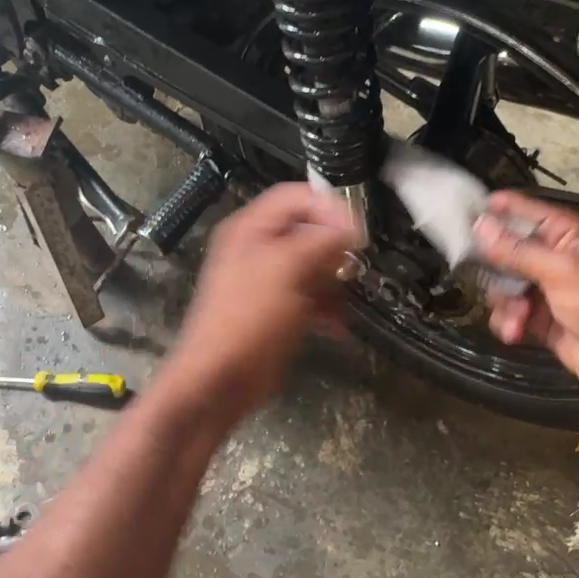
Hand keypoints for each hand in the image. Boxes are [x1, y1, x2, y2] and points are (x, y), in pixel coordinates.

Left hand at [162, 182, 357, 418]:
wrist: (220, 379)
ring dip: (333, 281)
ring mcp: (266, 283)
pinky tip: (336, 326)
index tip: (357, 230)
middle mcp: (258, 250)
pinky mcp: (275, 313)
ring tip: (346, 298)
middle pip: (306, 232)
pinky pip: (308, 299)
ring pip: (311, 267)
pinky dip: (325, 308)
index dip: (328, 207)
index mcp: (251, 230)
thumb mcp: (287, 270)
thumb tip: (349, 227)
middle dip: (333, 248)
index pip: (295, 198)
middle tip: (353, 265)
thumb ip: (319, 242)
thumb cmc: (249, 319)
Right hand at [472, 191, 578, 396]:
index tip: (463, 216)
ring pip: (503, 285)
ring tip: (516, 320)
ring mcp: (545, 287)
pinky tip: (515, 332)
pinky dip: (509, 322)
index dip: (494, 211)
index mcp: (564, 233)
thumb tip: (480, 226)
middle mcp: (553, 255)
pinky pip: (510, 311)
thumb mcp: (559, 271)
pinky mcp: (538, 316)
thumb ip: (517, 250)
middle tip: (492, 283)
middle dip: (495, 271)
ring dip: (504, 304)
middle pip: (505, 251)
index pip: (522, 210)